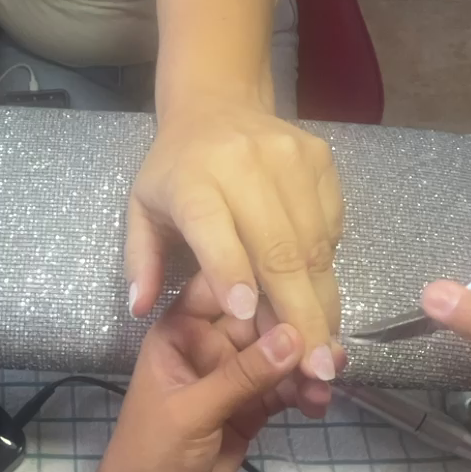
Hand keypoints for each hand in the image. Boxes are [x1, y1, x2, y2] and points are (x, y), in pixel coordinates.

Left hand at [81, 294, 304, 471]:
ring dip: (306, 365)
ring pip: (279, 353)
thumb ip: (241, 377)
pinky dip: (304, 391)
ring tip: (326, 383)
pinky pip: (284, 386)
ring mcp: (232, 374)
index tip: (302, 290)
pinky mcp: (251, 405)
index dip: (260, 283)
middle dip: (296, 331)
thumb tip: (295, 336)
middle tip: (327, 353)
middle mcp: (208, 343)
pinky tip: (319, 402)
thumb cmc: (152, 457)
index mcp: (179, 332)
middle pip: (261, 318)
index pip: (222, 287)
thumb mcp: (192, 414)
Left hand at [125, 98, 343, 382]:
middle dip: (299, 313)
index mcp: (192, 180)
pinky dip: (327, 271)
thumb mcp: (141, 210)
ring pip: (314, 245)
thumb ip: (140, 262)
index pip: (213, 227)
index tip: (248, 316)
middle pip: (279, 248)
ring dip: (321, 303)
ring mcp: (290, 160)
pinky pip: (331, 228)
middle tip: (315, 368)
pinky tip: (320, 303)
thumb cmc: (174, 170)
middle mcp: (245, 165)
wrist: (217, 103)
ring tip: (325, 353)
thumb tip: (139, 310)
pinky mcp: (321, 161)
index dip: (230, 270)